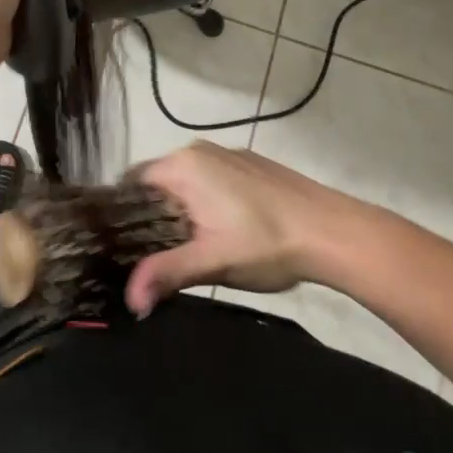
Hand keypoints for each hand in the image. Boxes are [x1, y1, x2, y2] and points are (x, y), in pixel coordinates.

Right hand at [124, 141, 384, 316]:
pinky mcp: (251, 165)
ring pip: (185, 181)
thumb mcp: (211, 262)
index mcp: (182, 166)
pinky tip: (219, 230)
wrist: (335, 233)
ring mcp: (228, 155)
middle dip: (148, 213)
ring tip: (179, 245)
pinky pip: (210, 179)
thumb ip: (166, 274)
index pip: (131, 182)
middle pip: (157, 180)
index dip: (120, 212)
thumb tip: (130, 301)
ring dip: (178, 208)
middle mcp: (199, 150)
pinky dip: (203, 200)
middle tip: (146, 251)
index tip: (116, 242)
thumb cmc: (266, 243)